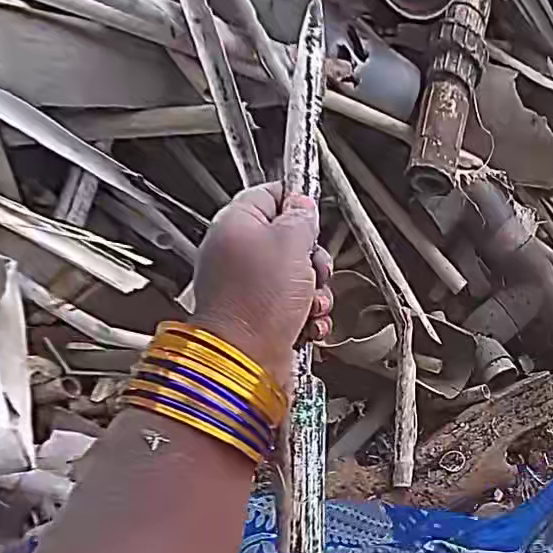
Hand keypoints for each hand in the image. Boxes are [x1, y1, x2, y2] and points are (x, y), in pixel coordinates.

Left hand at [189, 182, 333, 388]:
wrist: (247, 358)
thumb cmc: (256, 303)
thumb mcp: (290, 243)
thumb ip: (300, 217)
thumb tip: (304, 206)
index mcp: (236, 225)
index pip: (269, 195)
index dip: (297, 203)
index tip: (314, 215)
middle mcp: (239, 255)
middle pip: (291, 242)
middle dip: (314, 260)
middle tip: (315, 270)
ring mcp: (249, 289)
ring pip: (299, 279)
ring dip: (316, 293)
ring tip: (310, 303)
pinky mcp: (260, 318)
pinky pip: (295, 309)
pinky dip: (308, 317)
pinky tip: (307, 323)